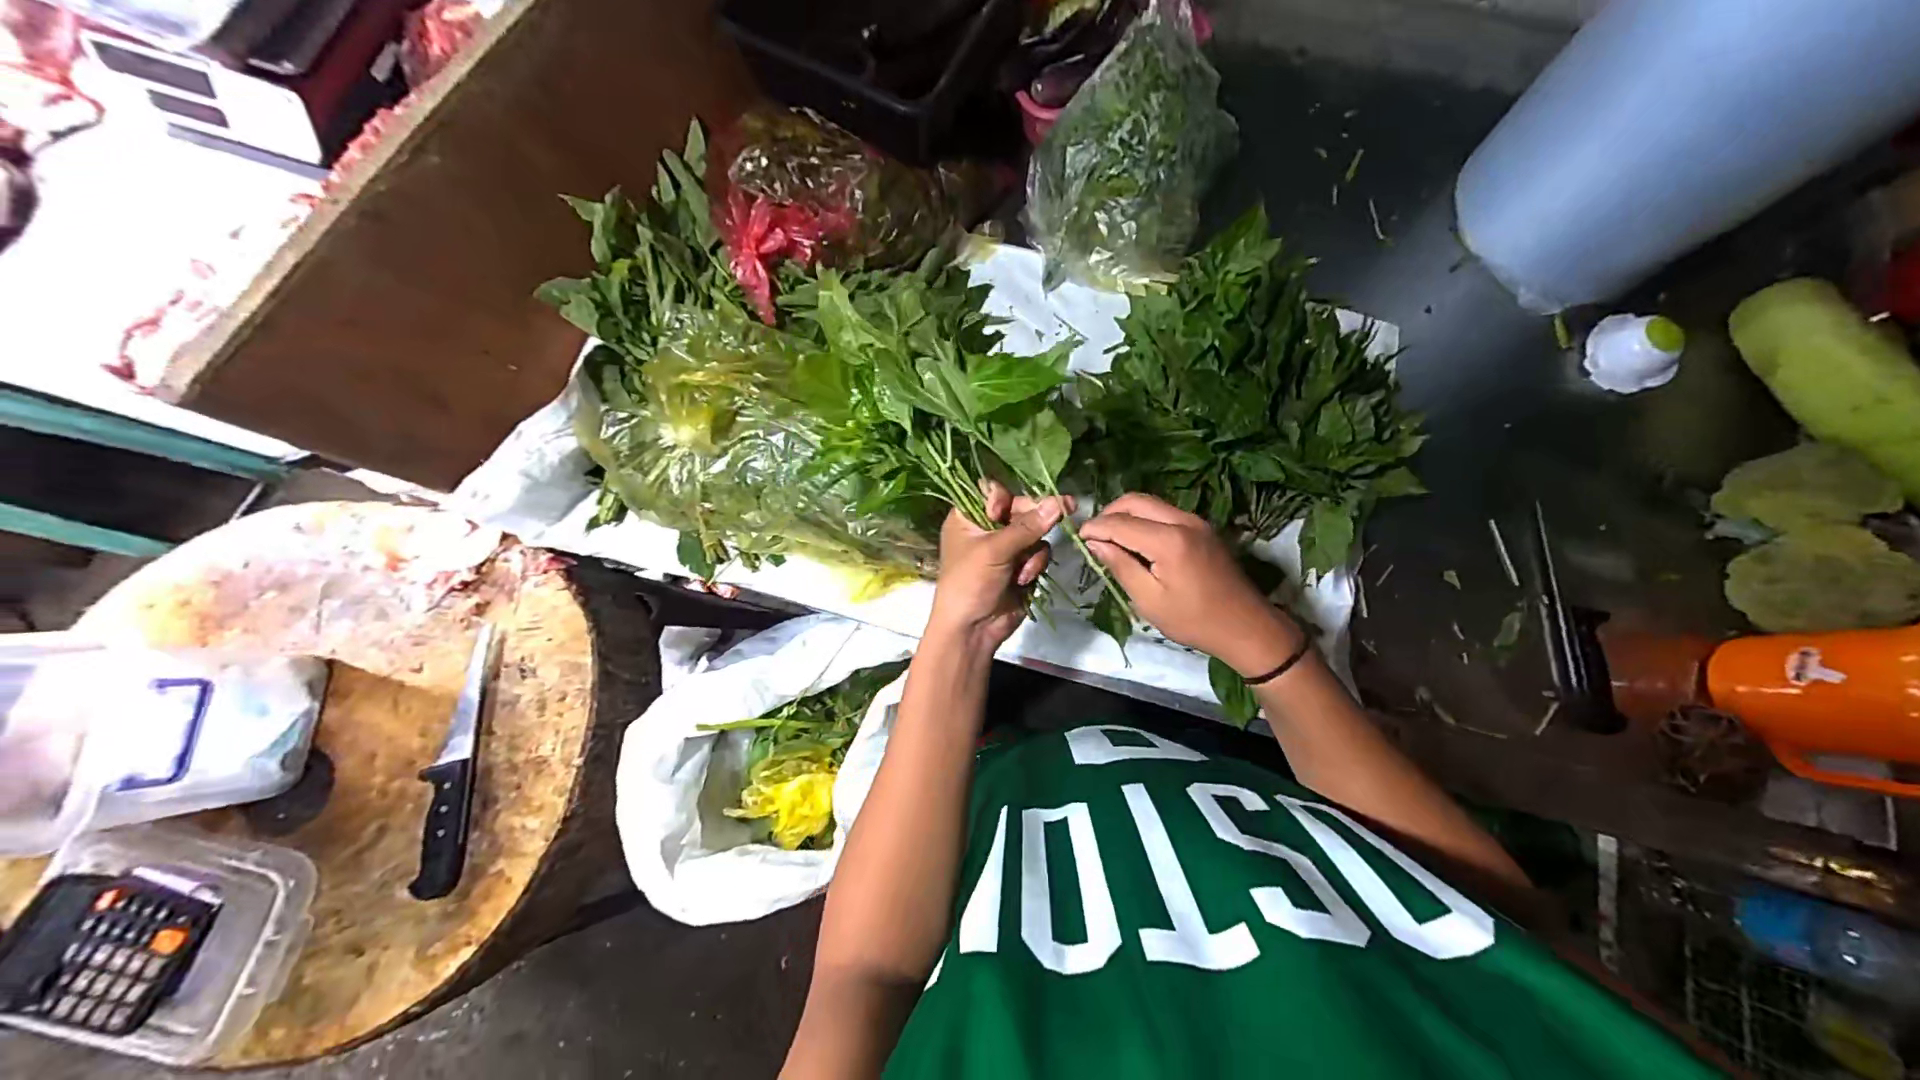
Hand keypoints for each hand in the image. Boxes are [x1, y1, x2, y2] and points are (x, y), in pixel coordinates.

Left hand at [927, 480, 1072, 651]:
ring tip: (1022, 570)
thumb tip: (1060, 503)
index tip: (1007, 509)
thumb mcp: (994, 550)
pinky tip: (1024, 579)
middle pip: (1020, 508)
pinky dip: (1035, 564)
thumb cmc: (970, 582)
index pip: (991, 491)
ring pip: (1035, 531)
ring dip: (1032, 550)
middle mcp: (987, 527)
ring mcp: (1007, 546)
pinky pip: (1039, 552)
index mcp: (968, 517)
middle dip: (1034, 519)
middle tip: (1066, 508)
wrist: (973, 628)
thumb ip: (1027, 526)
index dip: (1003, 497)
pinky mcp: (1022, 564)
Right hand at [1081, 493, 1303, 676]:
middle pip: (1135, 501)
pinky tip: (1135, 540)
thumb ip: (1120, 566)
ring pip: (1151, 503)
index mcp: (1169, 540)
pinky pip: (1164, 512)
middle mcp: (1183, 521)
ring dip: (1126, 514)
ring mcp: (1195, 521)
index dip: (1095, 528)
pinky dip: (1144, 519)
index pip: (1120, 523)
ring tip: (1110, 538)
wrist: (1245, 625)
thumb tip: (1095, 543)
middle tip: (1093, 535)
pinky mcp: (1202, 528)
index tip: (1077, 538)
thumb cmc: (1193, 619)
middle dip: (1109, 513)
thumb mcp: (1149, 600)